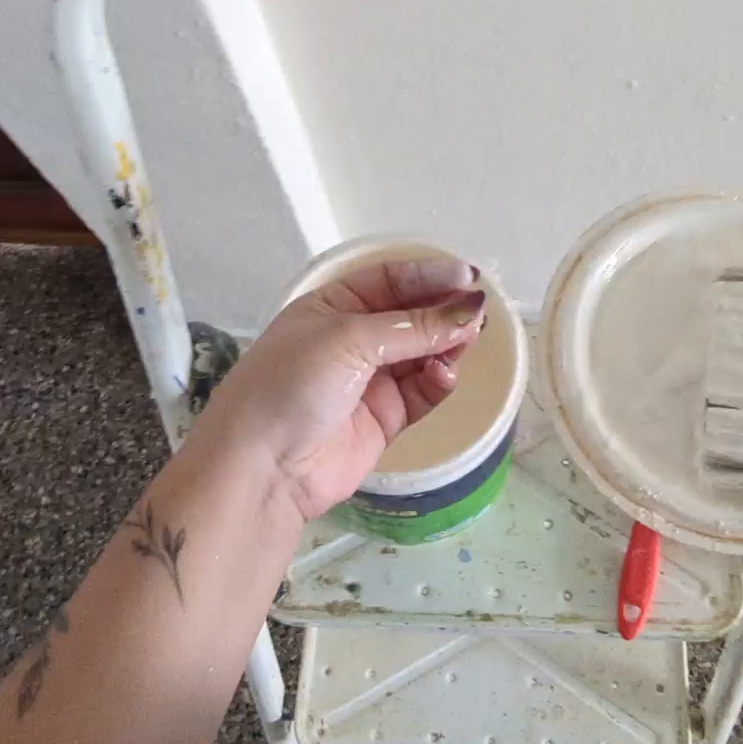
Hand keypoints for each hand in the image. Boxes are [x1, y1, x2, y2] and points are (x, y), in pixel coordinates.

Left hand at [189, 258, 487, 520]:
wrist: (263, 467)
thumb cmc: (293, 383)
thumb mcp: (349, 339)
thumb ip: (413, 326)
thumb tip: (471, 312)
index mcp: (332, 307)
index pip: (390, 280)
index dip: (429, 276)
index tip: (469, 278)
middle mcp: (352, 339)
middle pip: (410, 316)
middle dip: (444, 311)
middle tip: (479, 312)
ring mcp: (369, 380)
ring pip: (422, 353)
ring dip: (446, 345)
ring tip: (467, 340)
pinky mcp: (385, 418)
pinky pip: (422, 391)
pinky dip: (437, 382)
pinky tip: (444, 375)